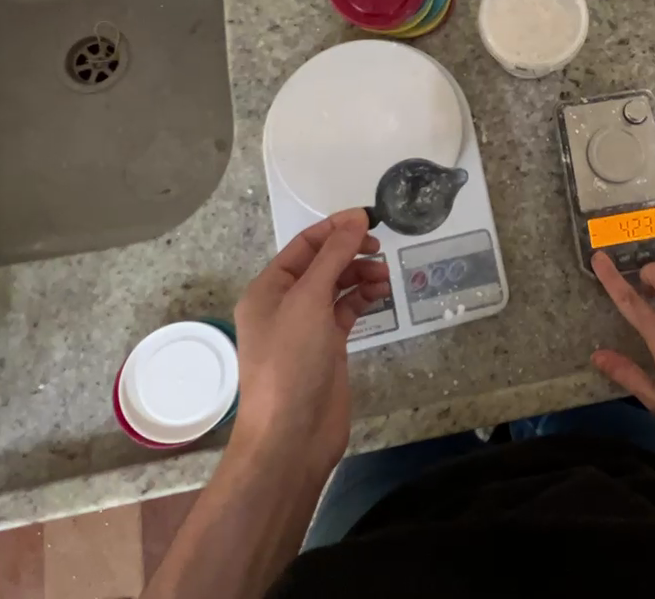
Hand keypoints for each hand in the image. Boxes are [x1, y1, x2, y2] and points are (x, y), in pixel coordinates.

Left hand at [229, 208, 390, 480]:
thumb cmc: (291, 362)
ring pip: (337, 286)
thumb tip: (355, 218)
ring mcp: (306, 327)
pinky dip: (363, 298)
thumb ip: (334, 256)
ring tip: (385, 276)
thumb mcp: (310, 300)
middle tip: (380, 249)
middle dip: (350, 253)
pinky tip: (380, 294)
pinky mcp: (327, 346)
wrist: (291, 436)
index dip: (335, 228)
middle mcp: (285, 304)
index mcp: (268, 289)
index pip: (304, 245)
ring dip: (361, 275)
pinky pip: (347, 310)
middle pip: (322, 264)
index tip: (369, 219)